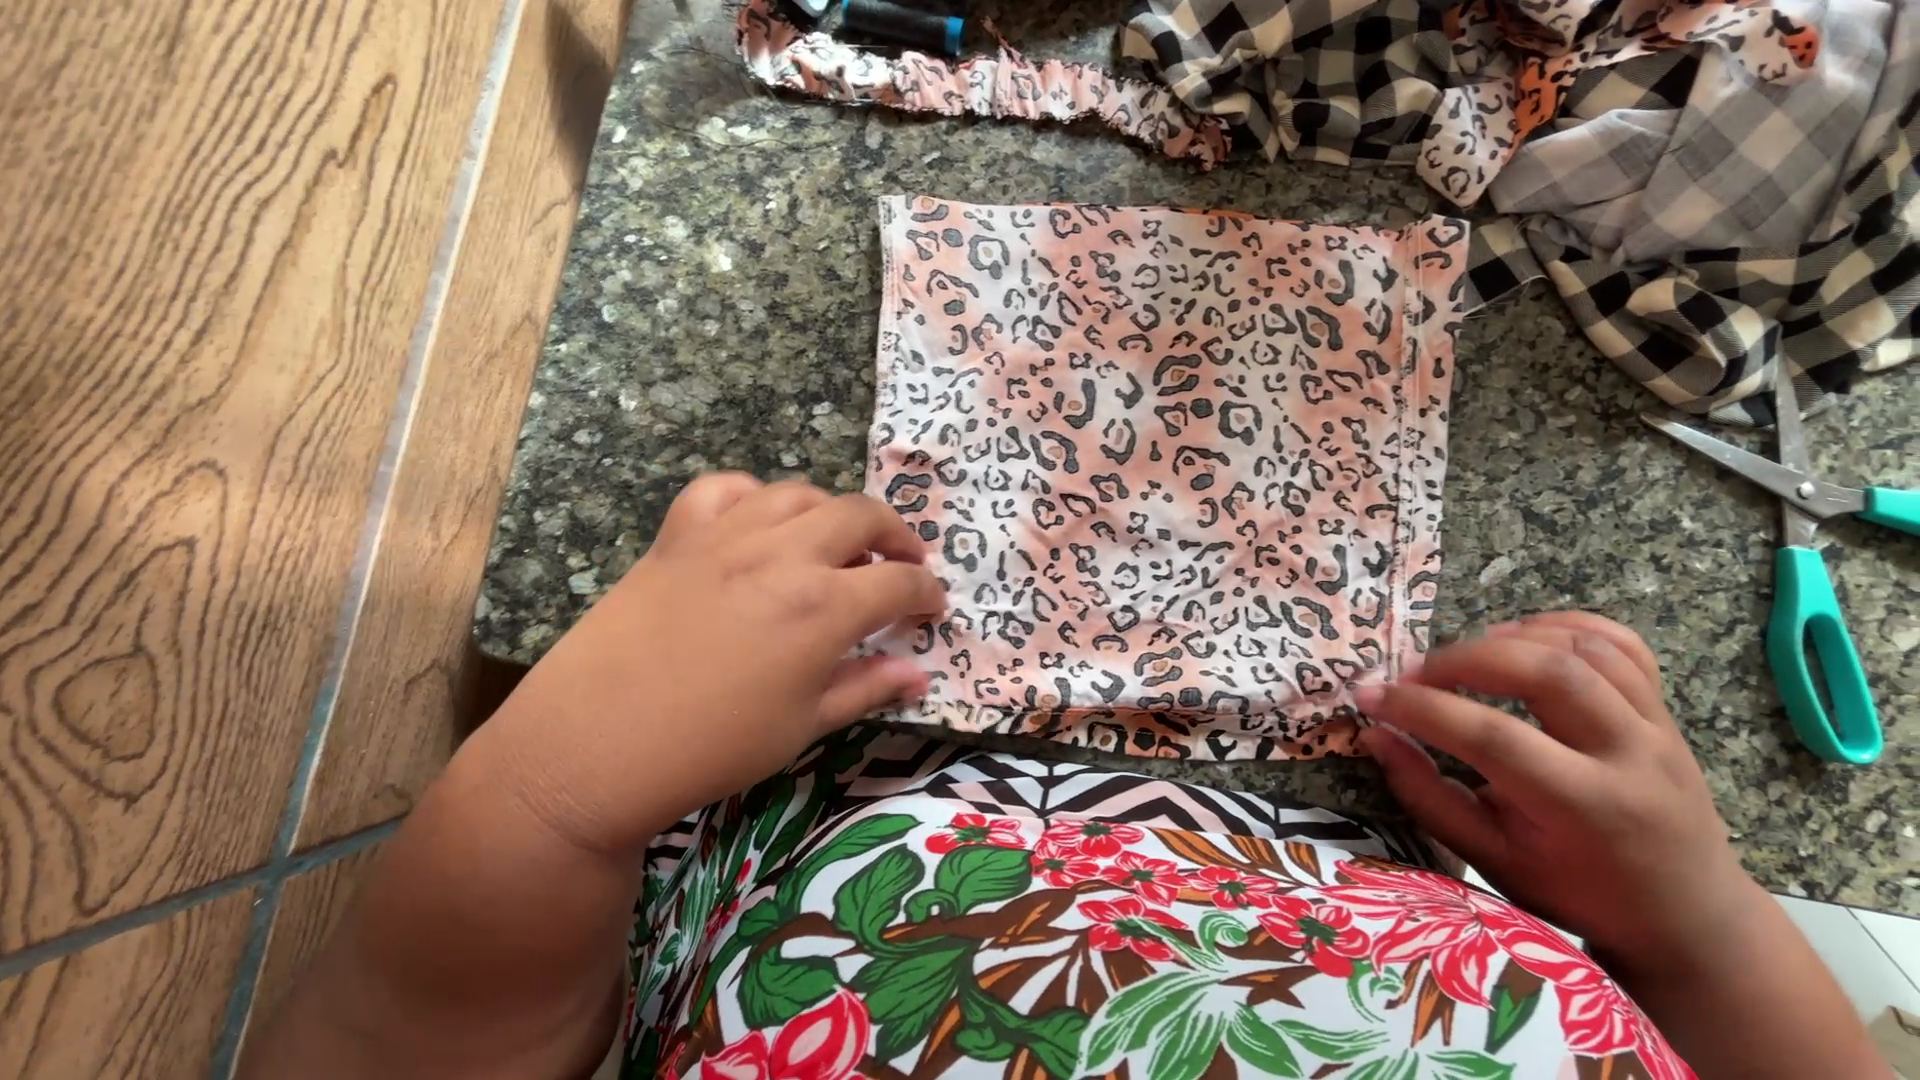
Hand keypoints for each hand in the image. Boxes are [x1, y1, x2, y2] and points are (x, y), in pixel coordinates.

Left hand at [484, 474, 946, 858]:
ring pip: (798, 494)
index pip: (899, 584)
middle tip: (902, 565)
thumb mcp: (802, 726)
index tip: (933, 608)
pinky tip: (758, 525)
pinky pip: (724, 490)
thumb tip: (919, 674)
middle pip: (861, 517)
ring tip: (835, 545)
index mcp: (822, 606)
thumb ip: (866, 687)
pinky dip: (753, 497)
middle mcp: (782, 554)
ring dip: (832, 514)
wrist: (594, 747)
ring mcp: (726, 536)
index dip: (926, 593)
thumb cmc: (711, 748)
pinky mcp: (677, 536)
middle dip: (896, 538)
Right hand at [1354, 612, 1766, 970]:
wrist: (1688, 914)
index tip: (1368, 696)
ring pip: (1584, 648)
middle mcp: (1629, 757)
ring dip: (1511, 639)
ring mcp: (1657, 728)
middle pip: (1547, 672)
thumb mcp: (1492, 859)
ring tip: (1462, 656)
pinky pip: (1623, 645)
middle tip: (1414, 673)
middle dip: (1463, 659)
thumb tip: (1374, 735)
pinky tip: (1522, 637)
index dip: (1419, 709)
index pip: (1491, 737)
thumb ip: (1428, 795)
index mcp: (1583, 806)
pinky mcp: (1665, 712)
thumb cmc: (1577, 891)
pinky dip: (1565, 627)